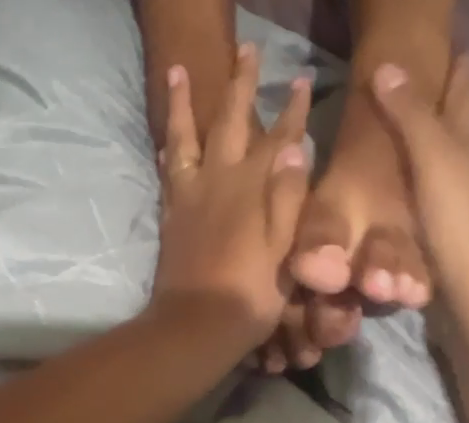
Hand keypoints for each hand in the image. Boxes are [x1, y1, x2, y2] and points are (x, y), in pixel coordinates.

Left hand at [150, 45, 312, 350]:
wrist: (197, 327)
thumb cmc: (252, 296)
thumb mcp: (287, 250)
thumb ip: (291, 196)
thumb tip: (300, 146)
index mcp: (254, 188)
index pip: (280, 138)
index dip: (292, 110)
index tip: (301, 81)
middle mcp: (220, 182)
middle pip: (231, 122)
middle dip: (242, 85)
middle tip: (247, 50)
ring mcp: (191, 198)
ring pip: (186, 137)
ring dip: (184, 102)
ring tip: (177, 70)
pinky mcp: (172, 218)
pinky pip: (168, 174)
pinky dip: (169, 151)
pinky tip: (168, 142)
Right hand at [368, 56, 468, 301]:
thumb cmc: (458, 221)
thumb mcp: (432, 158)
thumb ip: (409, 116)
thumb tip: (387, 66)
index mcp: (466, 148)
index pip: (463, 100)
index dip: (460, 75)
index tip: (459, 52)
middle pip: (463, 131)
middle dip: (455, 107)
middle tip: (444, 86)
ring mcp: (462, 210)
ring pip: (451, 167)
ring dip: (440, 150)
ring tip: (419, 139)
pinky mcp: (449, 241)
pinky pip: (433, 202)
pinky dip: (424, 189)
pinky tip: (412, 197)